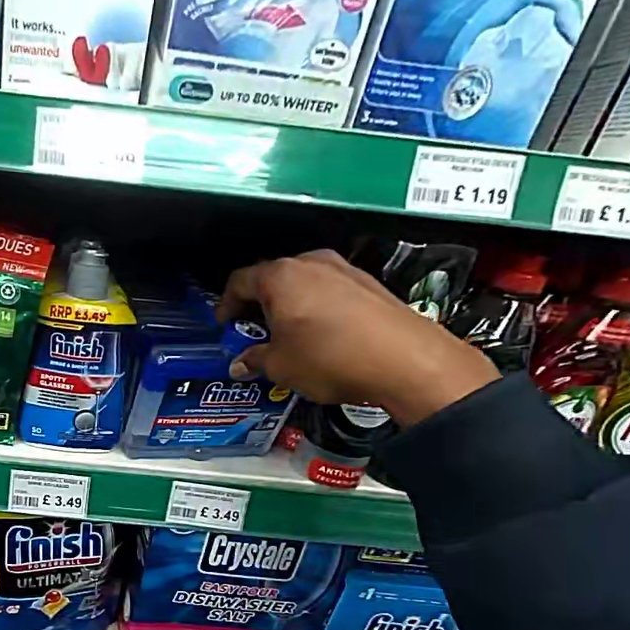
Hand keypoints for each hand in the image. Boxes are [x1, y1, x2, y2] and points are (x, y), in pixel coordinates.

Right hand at [217, 250, 499, 424]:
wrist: (404, 359)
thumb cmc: (333, 357)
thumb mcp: (282, 366)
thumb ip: (256, 360)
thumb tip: (242, 362)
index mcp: (281, 276)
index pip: (239, 281)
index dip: (226, 303)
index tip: (225, 322)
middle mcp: (311, 263)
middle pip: (273, 278)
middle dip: (259, 304)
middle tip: (253, 331)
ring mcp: (344, 269)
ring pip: (304, 283)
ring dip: (291, 306)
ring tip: (289, 336)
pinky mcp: (369, 283)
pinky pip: (331, 291)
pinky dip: (318, 308)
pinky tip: (322, 336)